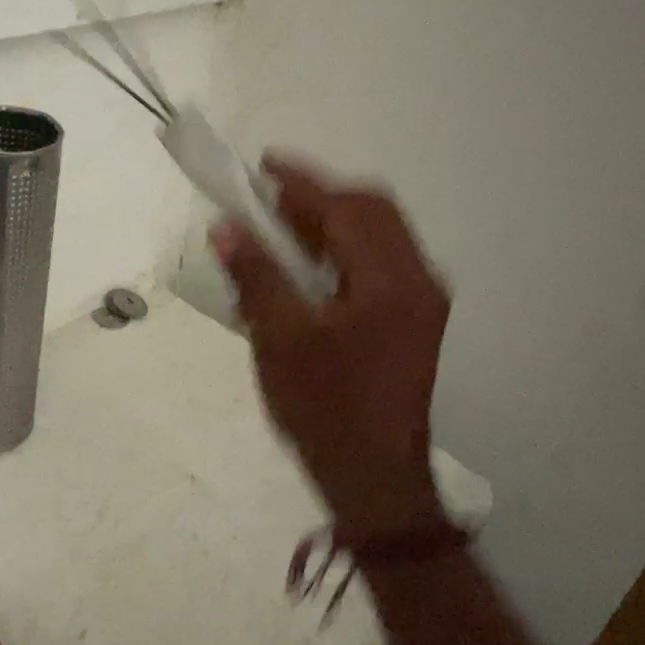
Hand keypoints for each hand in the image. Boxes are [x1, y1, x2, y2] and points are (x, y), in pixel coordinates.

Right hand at [211, 156, 449, 536]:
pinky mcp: (410, 322)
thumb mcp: (279, 340)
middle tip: (267, 200)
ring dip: (329, 223)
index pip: (348, 209)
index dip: (302, 183)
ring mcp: (419, 303)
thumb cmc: (324, 409)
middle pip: (372, 213)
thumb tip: (225, 228)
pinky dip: (339, 251)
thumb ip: (255, 277)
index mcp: (392, 282)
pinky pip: (376, 264)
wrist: (372, 478)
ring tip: (277, 229)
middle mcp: (418, 282)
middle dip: (319, 197)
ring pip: (376, 237)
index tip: (261, 166)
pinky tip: (302, 268)